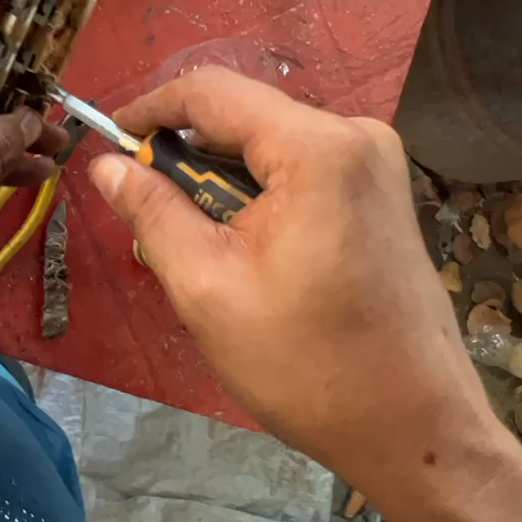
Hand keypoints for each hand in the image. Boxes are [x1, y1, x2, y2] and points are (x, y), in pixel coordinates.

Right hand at [83, 68, 505, 492]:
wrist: (415, 429)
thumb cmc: (305, 363)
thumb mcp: (205, 286)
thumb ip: (151, 211)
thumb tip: (106, 164)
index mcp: (316, 148)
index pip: (210, 92)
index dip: (149, 108)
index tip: (106, 142)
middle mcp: (354, 135)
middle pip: (240, 117)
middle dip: (183, 157)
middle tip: (145, 216)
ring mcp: (374, 163)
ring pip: (263, 145)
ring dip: (215, 182)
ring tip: (189, 243)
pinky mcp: (377, 192)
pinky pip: (294, 170)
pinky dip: (251, 196)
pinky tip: (237, 247)